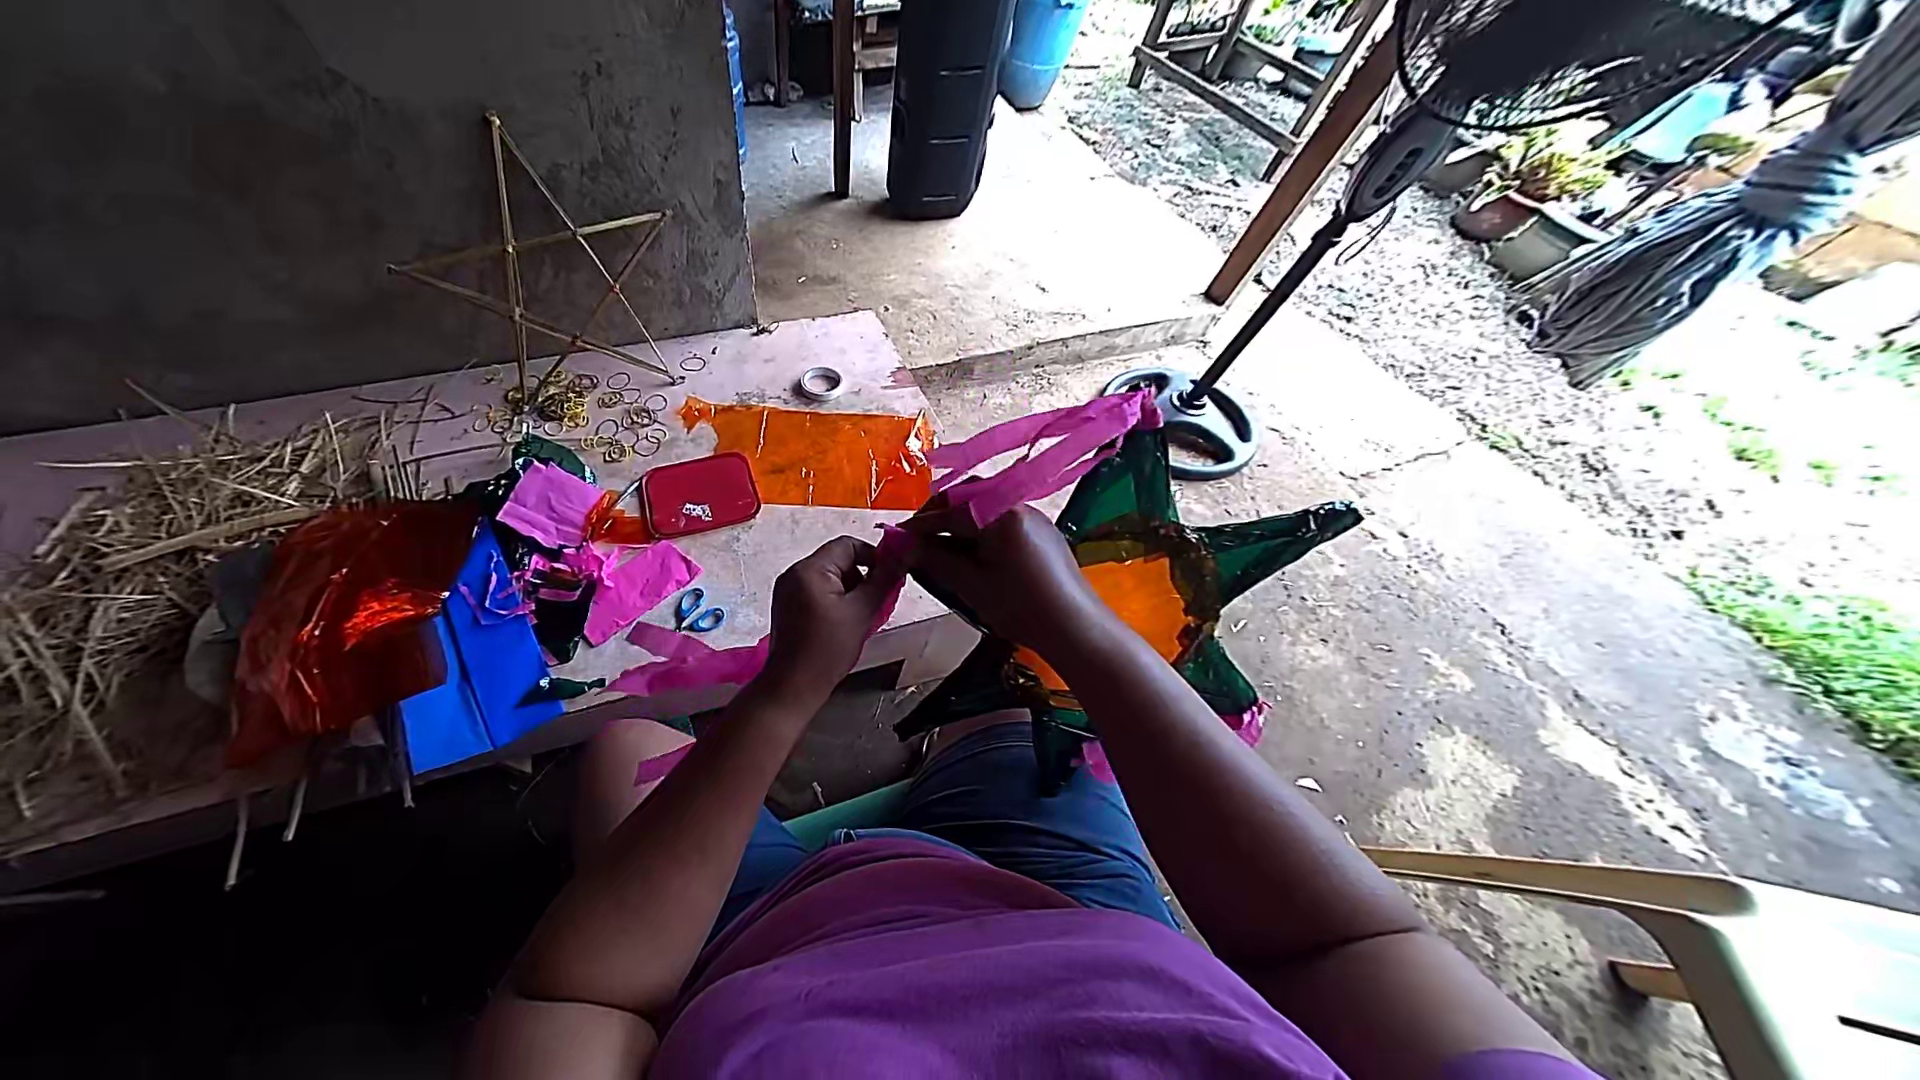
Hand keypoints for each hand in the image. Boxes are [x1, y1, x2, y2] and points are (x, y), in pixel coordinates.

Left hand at [760, 536, 896, 701]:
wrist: (794, 686)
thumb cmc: (827, 649)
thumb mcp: (862, 611)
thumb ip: (883, 580)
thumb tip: (901, 557)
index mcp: (810, 570)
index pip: (848, 544)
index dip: (873, 556)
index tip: (889, 577)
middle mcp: (795, 573)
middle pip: (839, 560)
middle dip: (862, 577)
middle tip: (877, 602)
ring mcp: (788, 590)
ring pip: (831, 577)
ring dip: (851, 591)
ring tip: (861, 617)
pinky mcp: (788, 605)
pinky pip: (819, 591)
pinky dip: (837, 600)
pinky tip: (845, 622)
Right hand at [901, 500, 1118, 663]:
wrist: (1075, 627)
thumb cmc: (1021, 607)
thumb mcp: (972, 585)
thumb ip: (937, 560)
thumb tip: (906, 547)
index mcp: (999, 512)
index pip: (949, 510)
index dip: (919, 525)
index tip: (897, 538)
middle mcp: (1017, 505)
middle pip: (968, 500)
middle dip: (939, 519)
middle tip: (917, 543)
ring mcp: (1032, 518)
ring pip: (985, 512)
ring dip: (959, 527)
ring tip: (940, 553)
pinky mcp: (1041, 535)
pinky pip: (1002, 523)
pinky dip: (980, 534)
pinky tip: (970, 556)